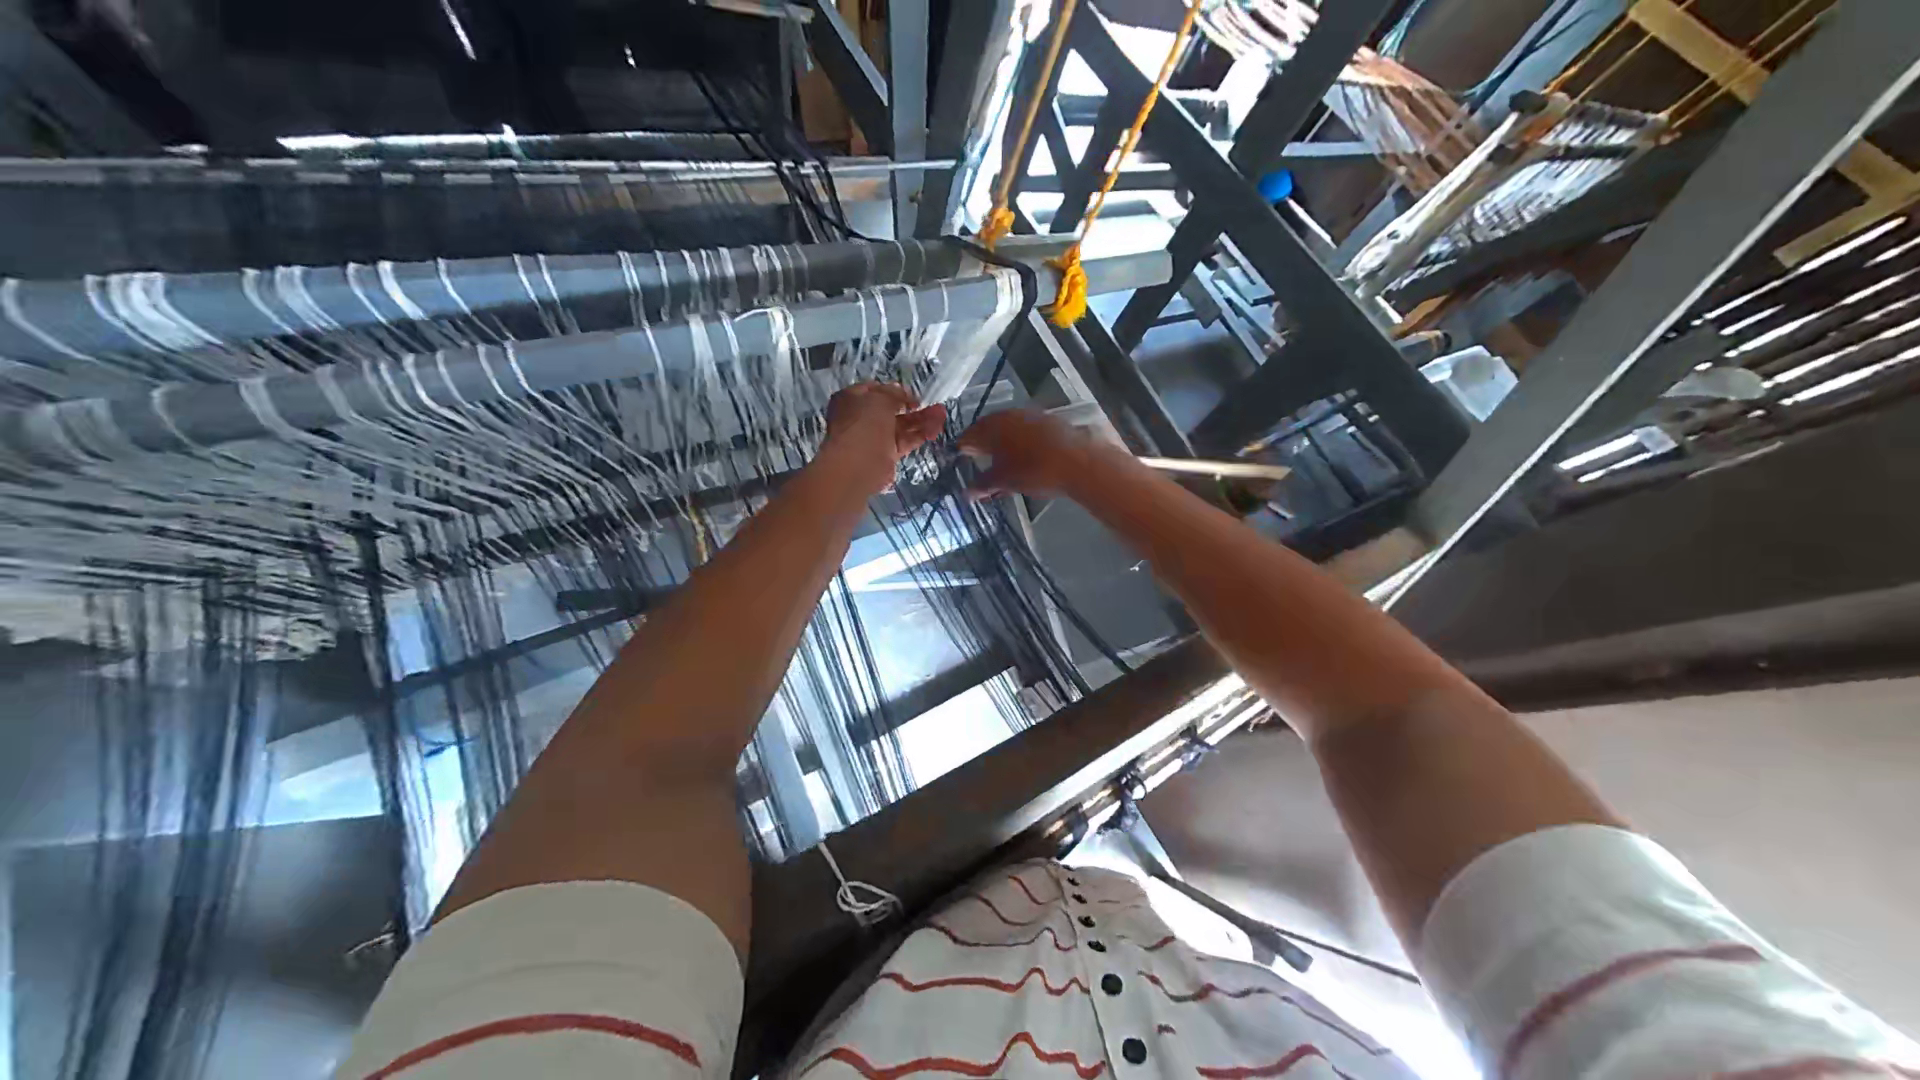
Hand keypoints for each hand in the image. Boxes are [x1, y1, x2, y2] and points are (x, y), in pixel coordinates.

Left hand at [821, 382, 947, 494]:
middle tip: (936, 405)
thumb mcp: (879, 399)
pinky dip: (920, 435)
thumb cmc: (863, 424)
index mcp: (852, 400)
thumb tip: (903, 393)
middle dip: (914, 407)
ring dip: (922, 420)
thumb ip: (894, 393)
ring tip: (942, 415)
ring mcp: (875, 438)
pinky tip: (936, 429)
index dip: (895, 391)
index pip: (876, 391)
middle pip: (892, 410)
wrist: (856, 465)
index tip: (912, 394)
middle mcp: (863, 418)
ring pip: (902, 426)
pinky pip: (905, 441)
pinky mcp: (886, 455)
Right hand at [958, 409, 1109, 497]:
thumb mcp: (1004, 481)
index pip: (967, 436)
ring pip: (1008, 431)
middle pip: (987, 430)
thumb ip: (982, 485)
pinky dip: (1019, 444)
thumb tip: (967, 492)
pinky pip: (1025, 432)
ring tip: (1001, 465)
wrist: (1078, 461)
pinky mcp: (1048, 421)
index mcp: (990, 426)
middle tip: (978, 463)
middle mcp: (1007, 415)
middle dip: (982, 447)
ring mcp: (1030, 416)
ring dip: (1001, 446)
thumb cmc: (1033, 470)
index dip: (961, 450)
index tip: (958, 462)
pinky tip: (1023, 458)